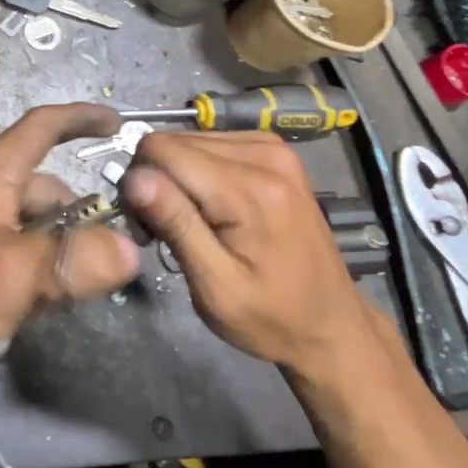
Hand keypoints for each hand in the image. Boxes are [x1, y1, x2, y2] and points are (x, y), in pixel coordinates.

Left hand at [0, 103, 141, 369]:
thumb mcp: (11, 275)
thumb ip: (73, 261)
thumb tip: (131, 249)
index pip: (41, 127)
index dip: (80, 118)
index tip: (117, 121)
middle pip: (42, 187)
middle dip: (78, 214)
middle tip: (111, 255)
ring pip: (24, 224)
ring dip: (53, 249)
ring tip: (72, 291)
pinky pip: (2, 249)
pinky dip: (26, 267)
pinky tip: (30, 306)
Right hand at [119, 131, 379, 371]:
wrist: (332, 326)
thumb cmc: (271, 318)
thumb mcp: (216, 287)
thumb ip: (176, 225)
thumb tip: (134, 178)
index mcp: (252, 190)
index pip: (161, 150)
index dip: (140, 184)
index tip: (147, 228)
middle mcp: (265, 155)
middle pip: (172, 142)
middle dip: (155, 181)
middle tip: (164, 231)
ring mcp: (272, 148)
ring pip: (185, 140)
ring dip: (173, 176)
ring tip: (187, 222)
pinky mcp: (272, 149)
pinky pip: (208, 143)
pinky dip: (195, 171)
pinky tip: (207, 206)